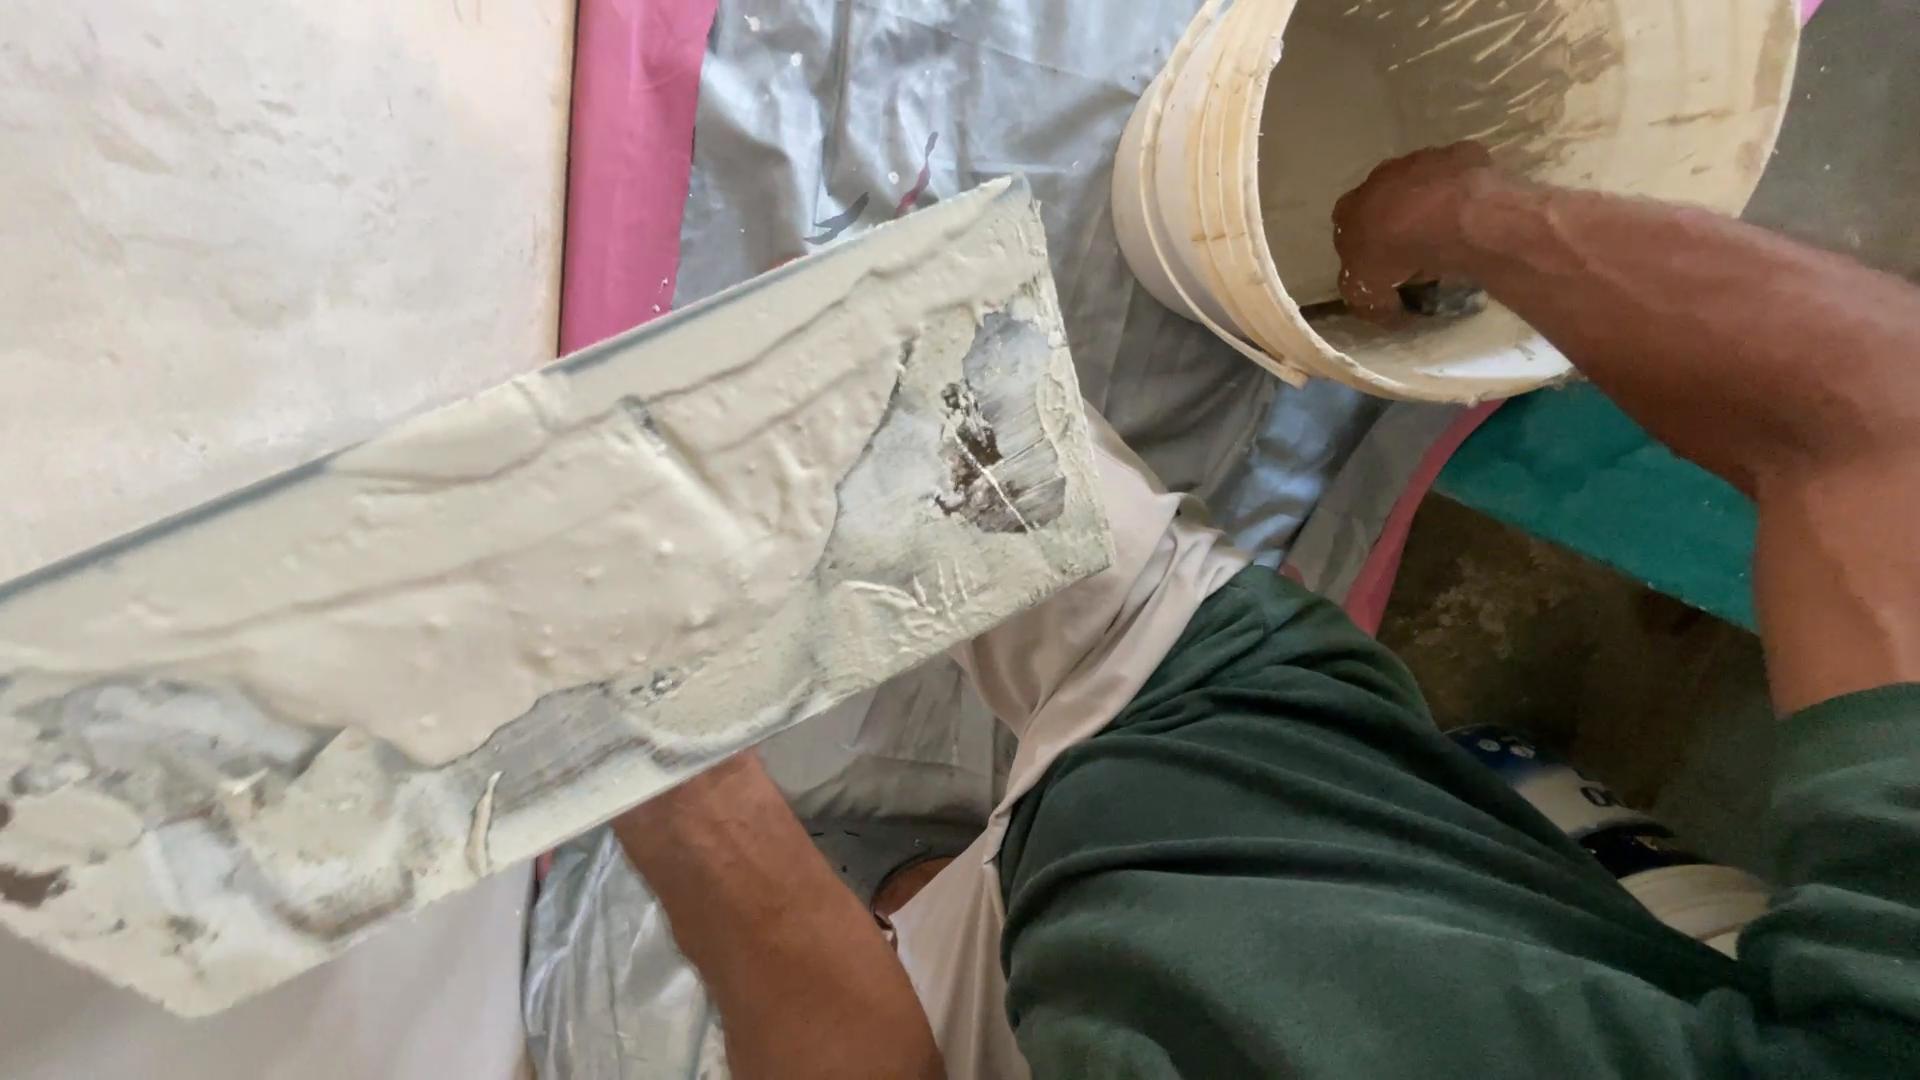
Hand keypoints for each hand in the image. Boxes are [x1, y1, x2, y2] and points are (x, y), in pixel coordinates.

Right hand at [1333, 142, 1498, 321]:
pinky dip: (1461, 191)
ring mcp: (1421, 160)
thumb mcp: (1366, 292)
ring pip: (1420, 183)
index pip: (1345, 226)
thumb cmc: (1397, 254)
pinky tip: (1470, 212)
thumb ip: (1363, 299)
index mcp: (1349, 209)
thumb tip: (1380, 309)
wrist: (1454, 219)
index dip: (1361, 246)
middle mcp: (1379, 177)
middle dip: (1392, 219)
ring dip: (1427, 202)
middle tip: (1410, 247)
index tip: (1377, 264)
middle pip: (1382, 199)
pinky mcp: (1460, 153)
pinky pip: (1459, 174)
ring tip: (1445, 230)